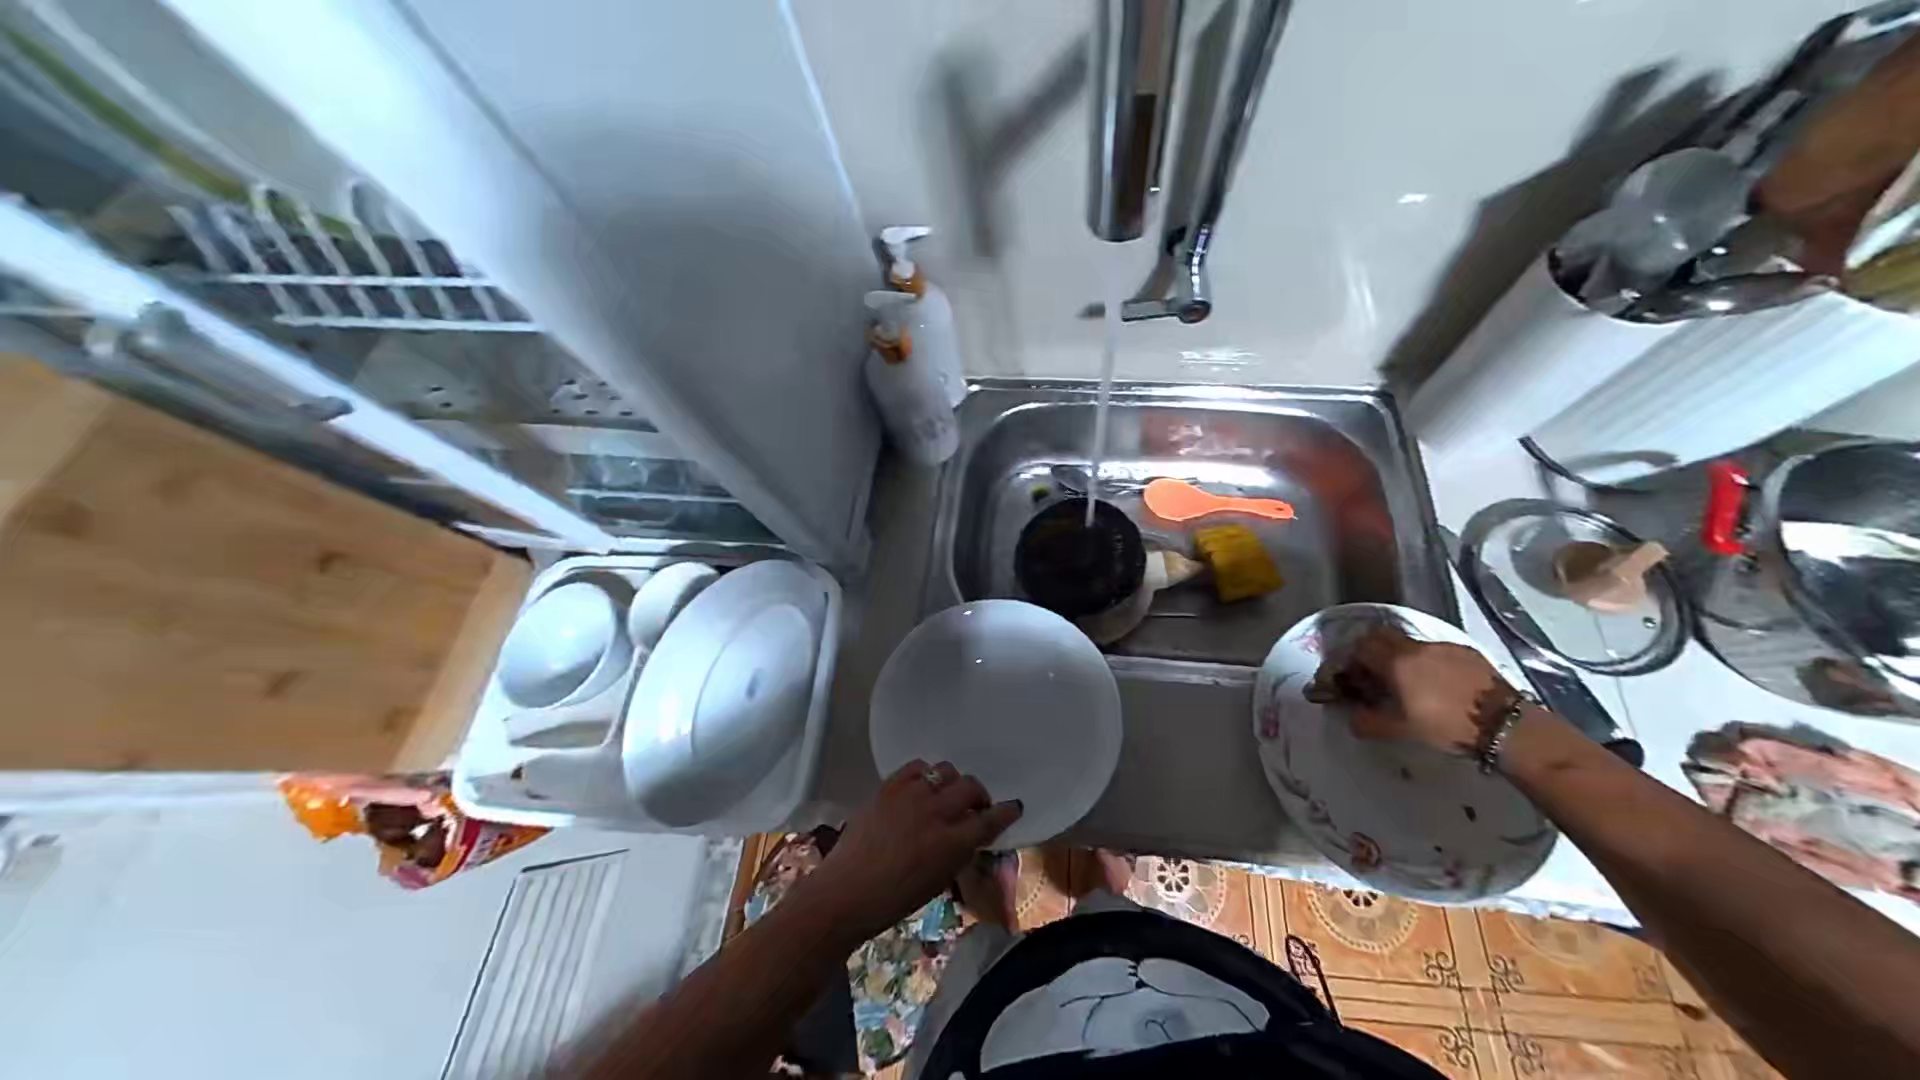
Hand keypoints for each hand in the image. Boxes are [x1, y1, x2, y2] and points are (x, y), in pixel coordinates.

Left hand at [796, 760, 1022, 943]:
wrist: (847, 891)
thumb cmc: (895, 898)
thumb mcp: (939, 881)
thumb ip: (959, 852)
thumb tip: (971, 833)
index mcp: (951, 844)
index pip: (990, 819)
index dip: (1006, 812)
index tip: (1013, 807)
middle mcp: (935, 812)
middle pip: (970, 787)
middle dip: (978, 796)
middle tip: (974, 807)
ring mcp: (911, 795)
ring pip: (946, 771)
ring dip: (952, 783)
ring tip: (945, 796)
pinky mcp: (889, 786)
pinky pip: (917, 766)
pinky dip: (925, 775)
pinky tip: (922, 787)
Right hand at [1306, 626, 1517, 754]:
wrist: (1506, 725)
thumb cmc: (1447, 726)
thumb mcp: (1401, 730)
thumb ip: (1368, 721)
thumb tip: (1351, 716)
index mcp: (1395, 663)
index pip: (1359, 647)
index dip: (1351, 660)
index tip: (1354, 677)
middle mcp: (1415, 647)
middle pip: (1380, 635)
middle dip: (1371, 650)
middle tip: (1374, 672)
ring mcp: (1443, 646)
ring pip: (1409, 642)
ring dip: (1401, 655)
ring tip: (1410, 680)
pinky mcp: (1466, 651)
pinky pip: (1436, 649)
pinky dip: (1428, 660)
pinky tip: (1439, 682)